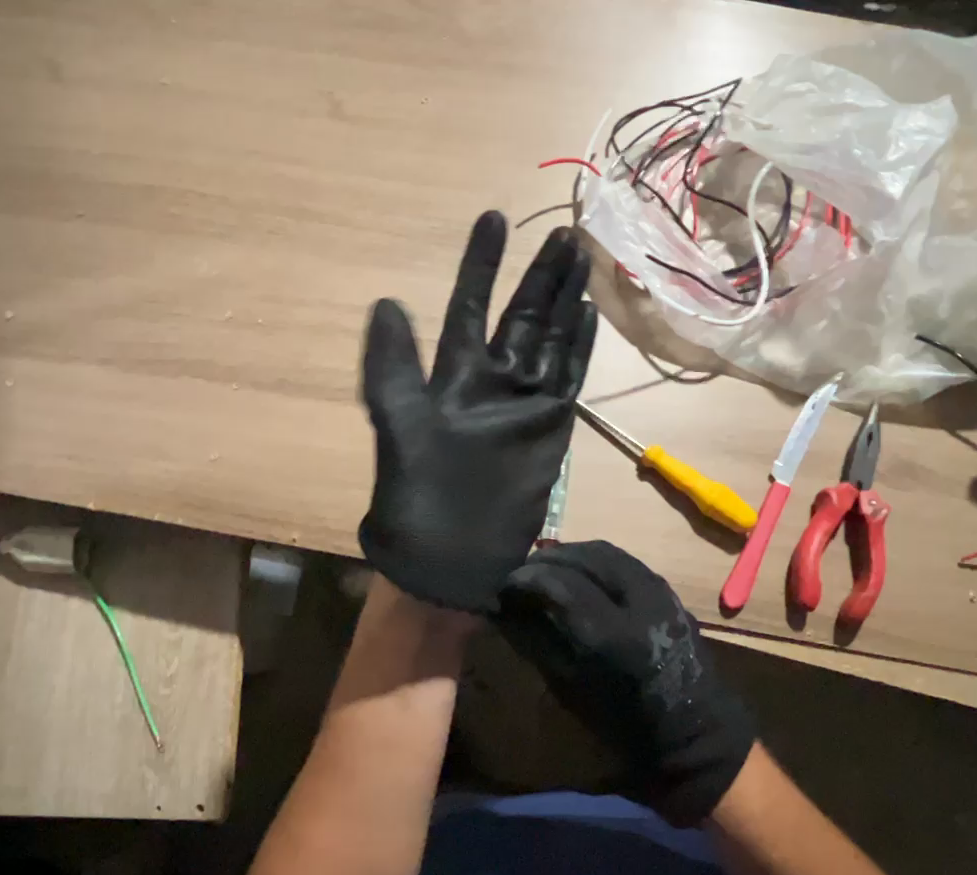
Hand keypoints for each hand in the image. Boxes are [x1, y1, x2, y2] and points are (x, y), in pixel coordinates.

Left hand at [358, 212, 595, 613]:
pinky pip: (568, 377)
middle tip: (565, 231)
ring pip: (550, 340)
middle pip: (521, 316)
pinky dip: (579, 346)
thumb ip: (392, 367)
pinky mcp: (550, 427)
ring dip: (566, 300)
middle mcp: (490, 382)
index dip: (480, 265)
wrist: (450, 555)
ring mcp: (524, 404)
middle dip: (540, 275)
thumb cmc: (416, 495)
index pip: (469, 307)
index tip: (492, 217)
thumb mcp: (396, 426)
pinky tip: (591, 313)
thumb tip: (385, 301)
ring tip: (584, 257)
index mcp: (451, 376)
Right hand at [497, 541, 754, 824]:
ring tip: (545, 569)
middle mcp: (644, 605)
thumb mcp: (575, 695)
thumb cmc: (629, 734)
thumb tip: (508, 612)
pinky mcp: (671, 595)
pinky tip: (579, 577)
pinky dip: (595, 563)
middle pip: (588, 557)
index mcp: (617, 637)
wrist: (698, 741)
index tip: (503, 585)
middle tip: (521, 572)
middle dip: (549, 559)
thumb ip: (541, 646)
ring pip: (609, 553)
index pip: (563, 584)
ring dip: (573, 556)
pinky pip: (626, 564)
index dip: (527, 578)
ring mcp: (663, 595)